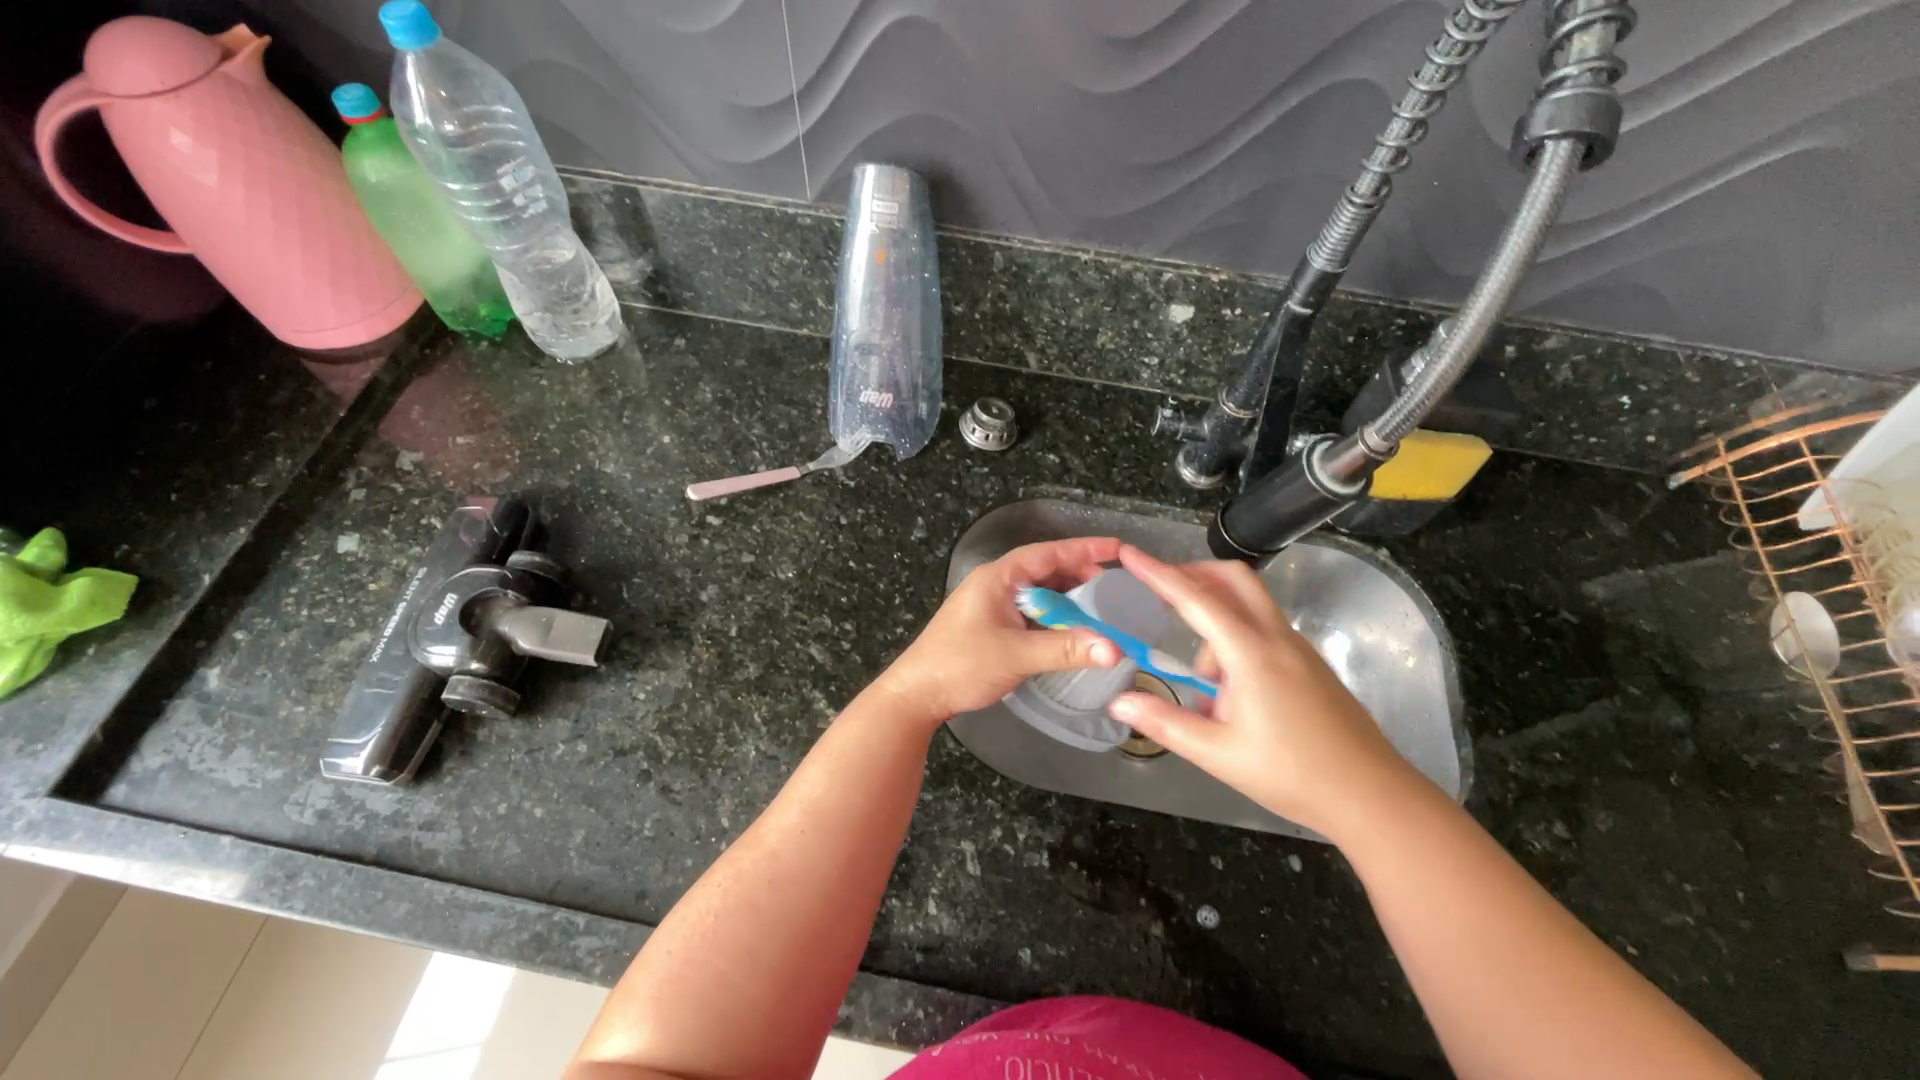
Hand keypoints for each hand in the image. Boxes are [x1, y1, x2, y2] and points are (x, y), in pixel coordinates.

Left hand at [877, 537, 1123, 728]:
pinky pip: (1030, 612)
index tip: (1117, 548)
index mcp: (998, 577)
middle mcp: (995, 584)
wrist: (916, 694)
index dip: (1084, 549)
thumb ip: (1066, 649)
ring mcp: (990, 605)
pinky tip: (1072, 632)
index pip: (1048, 553)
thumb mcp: (1017, 655)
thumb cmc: (960, 665)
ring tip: (1099, 608)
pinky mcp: (990, 626)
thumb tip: (1115, 649)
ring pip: (1038, 593)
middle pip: (1044, 570)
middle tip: (1112, 587)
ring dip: (1067, 598)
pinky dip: (1053, 618)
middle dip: (1079, 574)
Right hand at [1106, 544, 1419, 837]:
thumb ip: (1165, 723)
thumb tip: (1119, 702)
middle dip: (1194, 574)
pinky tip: (1231, 692)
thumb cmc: (1291, 774)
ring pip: (1250, 605)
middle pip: (1233, 579)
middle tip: (1162, 593)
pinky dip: (1236, 639)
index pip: (1195, 599)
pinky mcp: (1309, 663)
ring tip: (1203, 684)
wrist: (1370, 794)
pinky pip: (1264, 630)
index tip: (1130, 553)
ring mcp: (1298, 648)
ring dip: (1216, 619)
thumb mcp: (1218, 754)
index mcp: (1251, 654)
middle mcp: (1277, 638)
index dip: (1158, 573)